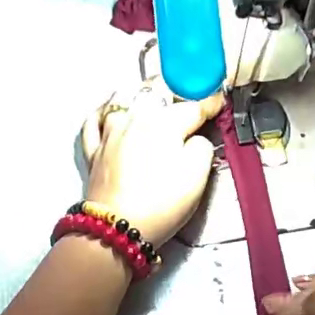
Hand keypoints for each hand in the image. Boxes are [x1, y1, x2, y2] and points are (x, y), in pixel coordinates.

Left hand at [80, 85, 224, 243]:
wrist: (118, 227)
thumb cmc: (163, 201)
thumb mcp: (198, 175)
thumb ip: (202, 147)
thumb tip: (195, 139)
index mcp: (165, 121)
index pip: (194, 105)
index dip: (211, 102)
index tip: (220, 101)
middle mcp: (135, 118)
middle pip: (156, 92)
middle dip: (174, 88)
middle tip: (187, 93)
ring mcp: (110, 133)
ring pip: (123, 100)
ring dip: (139, 95)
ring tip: (150, 97)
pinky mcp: (94, 151)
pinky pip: (95, 122)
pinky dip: (103, 113)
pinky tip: (108, 112)